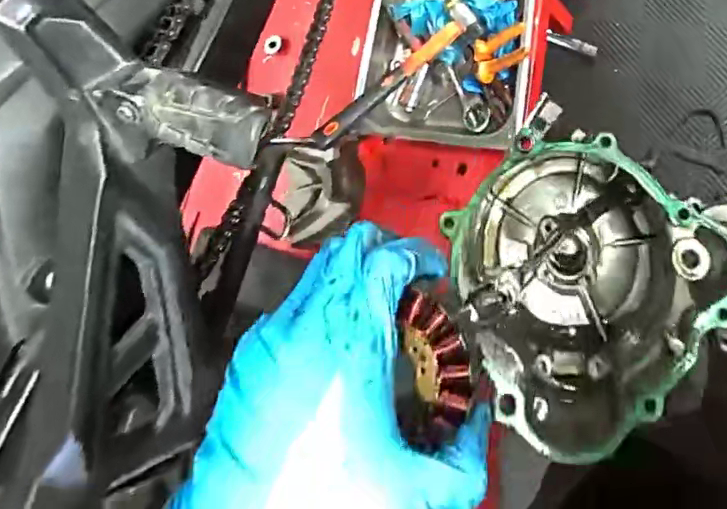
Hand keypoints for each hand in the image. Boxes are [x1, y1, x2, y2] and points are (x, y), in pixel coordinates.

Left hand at [178, 222, 488, 508]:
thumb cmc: (311, 501)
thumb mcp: (408, 486)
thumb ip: (462, 459)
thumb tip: (476, 434)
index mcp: (353, 333)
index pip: (390, 254)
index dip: (421, 253)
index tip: (433, 269)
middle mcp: (310, 319)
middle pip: (353, 243)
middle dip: (388, 249)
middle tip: (408, 277)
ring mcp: (276, 331)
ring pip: (320, 266)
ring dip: (354, 274)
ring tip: (376, 308)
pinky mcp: (251, 352)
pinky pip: (294, 302)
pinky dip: (323, 305)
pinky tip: (336, 344)